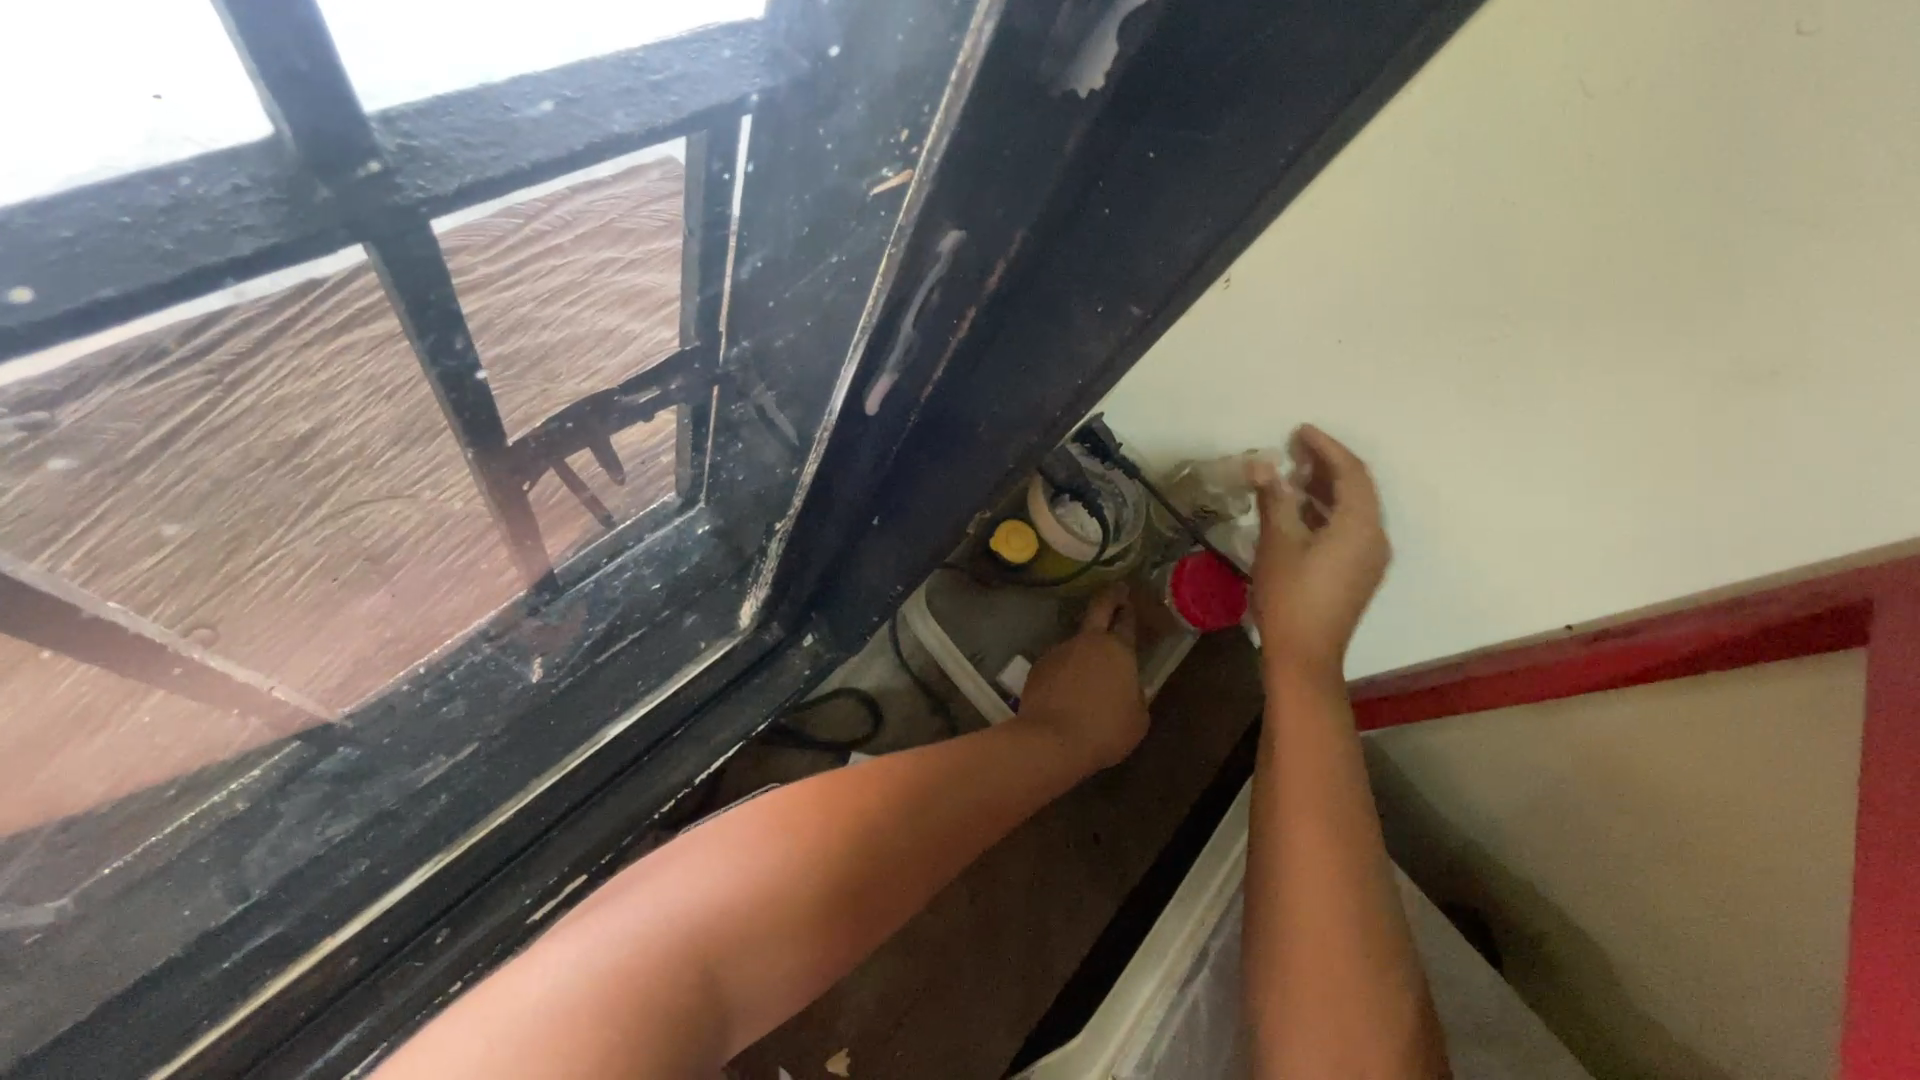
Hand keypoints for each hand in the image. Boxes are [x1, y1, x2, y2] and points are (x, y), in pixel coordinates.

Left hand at [1014, 583, 1149, 771]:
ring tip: (1086, 680)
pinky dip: (1063, 674)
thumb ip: (1135, 695)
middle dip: (1109, 598)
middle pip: (1098, 610)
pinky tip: (1065, 695)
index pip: (1126, 621)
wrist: (1052, 741)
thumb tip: (1128, 688)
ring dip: (1082, 655)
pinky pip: (1056, 666)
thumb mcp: (1138, 718)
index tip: (1129, 599)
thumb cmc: (1105, 730)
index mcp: (1117, 649)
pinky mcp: (1037, 668)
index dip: (1129, 610)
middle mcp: (1086, 642)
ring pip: (1075, 646)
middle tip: (1116, 593)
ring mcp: (1058, 652)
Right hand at [1250, 425, 1390, 680]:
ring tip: (1292, 475)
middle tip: (1294, 450)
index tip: (1299, 431)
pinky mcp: (1359, 573)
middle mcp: (1375, 537)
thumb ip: (1274, 498)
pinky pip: (1350, 529)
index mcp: (1360, 525)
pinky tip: (1299, 511)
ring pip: (1353, 509)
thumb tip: (1264, 463)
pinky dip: (1327, 512)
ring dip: (1326, 489)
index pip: (1350, 472)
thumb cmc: (1289, 596)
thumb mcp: (1277, 543)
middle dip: (1327, 465)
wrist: (1305, 654)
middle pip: (1357, 488)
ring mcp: (1370, 558)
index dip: (1325, 447)